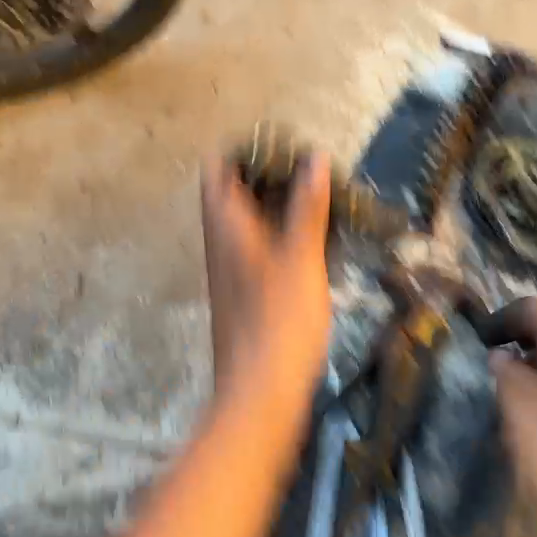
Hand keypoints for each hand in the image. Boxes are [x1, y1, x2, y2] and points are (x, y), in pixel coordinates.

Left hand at [201, 151, 332, 414]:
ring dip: (276, 202)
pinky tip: (314, 237)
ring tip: (317, 192)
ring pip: (248, 221)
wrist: (259, 397)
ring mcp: (232, 271)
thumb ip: (308, 206)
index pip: (218, 171)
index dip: (243, 149)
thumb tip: (314, 156)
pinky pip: (260, 245)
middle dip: (265, 172)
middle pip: (233, 193)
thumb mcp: (302, 256)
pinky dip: (282, 230)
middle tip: (307, 162)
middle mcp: (222, 244)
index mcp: (226, 227)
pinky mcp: (247, 294)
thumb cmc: (278, 321)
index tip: (280, 140)